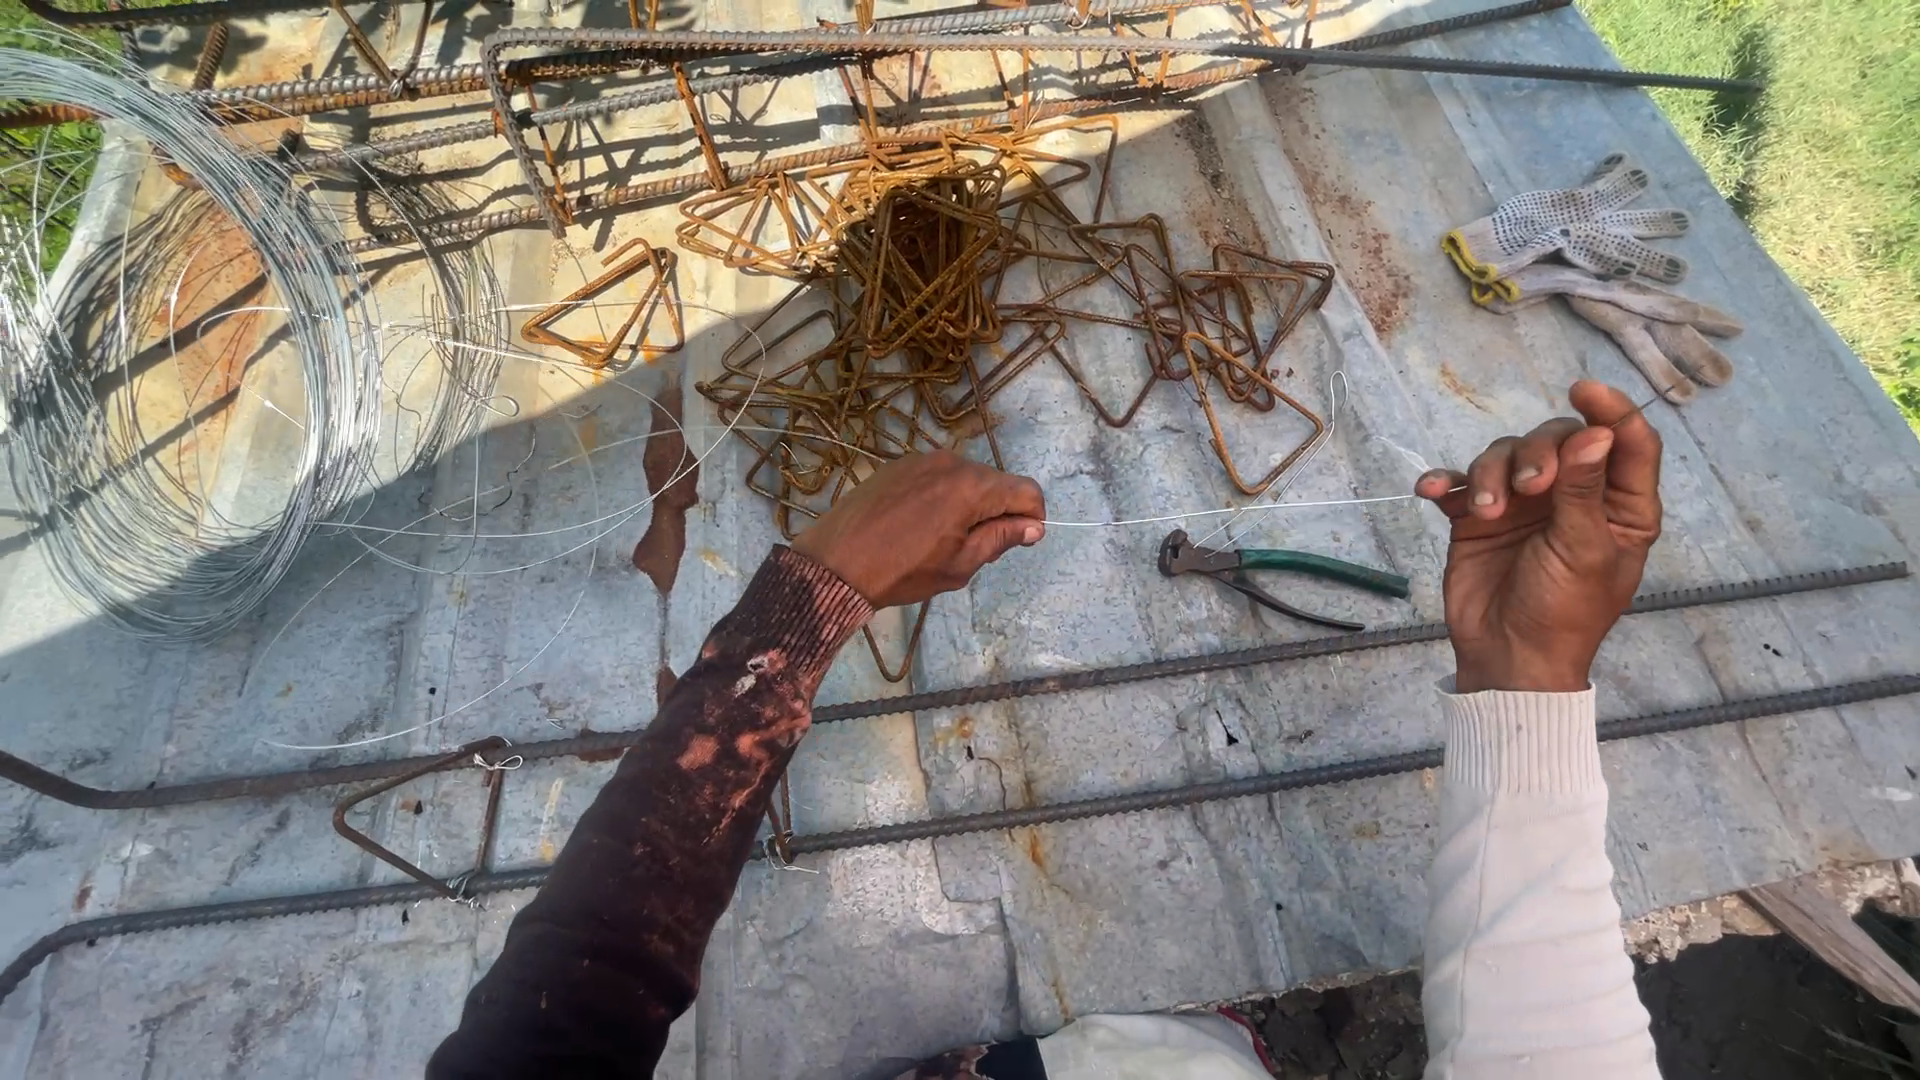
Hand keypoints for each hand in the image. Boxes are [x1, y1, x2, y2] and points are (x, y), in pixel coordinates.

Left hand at [792, 450, 1046, 607]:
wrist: (835, 562)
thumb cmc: (902, 571)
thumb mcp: (959, 564)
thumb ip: (1000, 538)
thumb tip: (1033, 526)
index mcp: (971, 486)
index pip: (1026, 490)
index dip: (1032, 518)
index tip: (1020, 541)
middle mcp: (950, 462)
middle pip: (996, 482)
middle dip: (998, 512)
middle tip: (976, 549)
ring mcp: (921, 459)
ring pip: (966, 478)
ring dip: (969, 504)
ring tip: (943, 538)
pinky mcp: (898, 464)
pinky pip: (937, 476)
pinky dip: (942, 496)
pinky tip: (919, 524)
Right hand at [1414, 381, 1662, 692]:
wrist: (1507, 651)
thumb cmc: (1564, 608)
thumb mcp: (1584, 549)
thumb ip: (1583, 490)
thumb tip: (1596, 433)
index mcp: (1617, 504)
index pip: (1623, 444)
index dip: (1609, 412)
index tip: (1583, 389)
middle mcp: (1568, 495)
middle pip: (1553, 442)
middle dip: (1536, 455)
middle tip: (1526, 488)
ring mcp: (1518, 505)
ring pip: (1501, 459)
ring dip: (1488, 476)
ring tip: (1484, 512)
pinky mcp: (1473, 519)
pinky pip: (1456, 486)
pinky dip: (1443, 483)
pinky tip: (1431, 492)